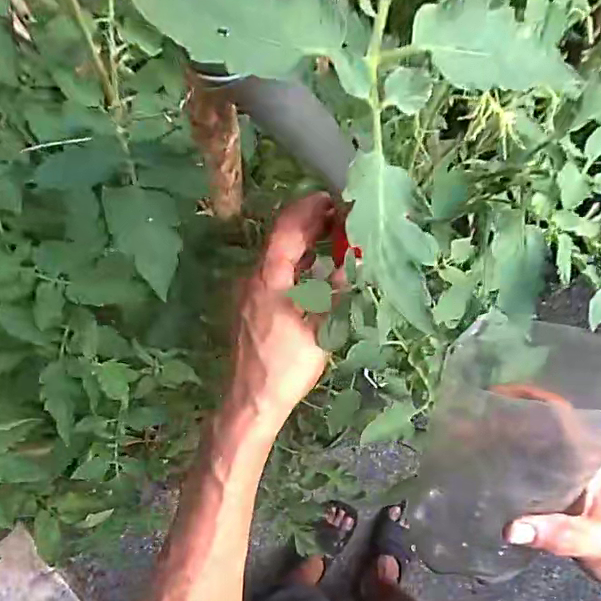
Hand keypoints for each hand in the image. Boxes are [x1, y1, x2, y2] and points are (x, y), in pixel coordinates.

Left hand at [222, 192, 341, 436]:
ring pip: (276, 257)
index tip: (334, 199)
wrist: (250, 400)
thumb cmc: (285, 366)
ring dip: (303, 245)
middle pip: (280, 239)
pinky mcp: (250, 309)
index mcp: (268, 277)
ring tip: (333, 239)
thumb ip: (336, 292)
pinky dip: (295, 265)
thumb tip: (352, 264)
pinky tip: (314, 271)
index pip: (287, 228)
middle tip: (340, 217)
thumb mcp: (320, 329)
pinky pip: (273, 275)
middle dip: (309, 224)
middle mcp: (253, 278)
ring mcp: (248, 294)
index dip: (309, 209)